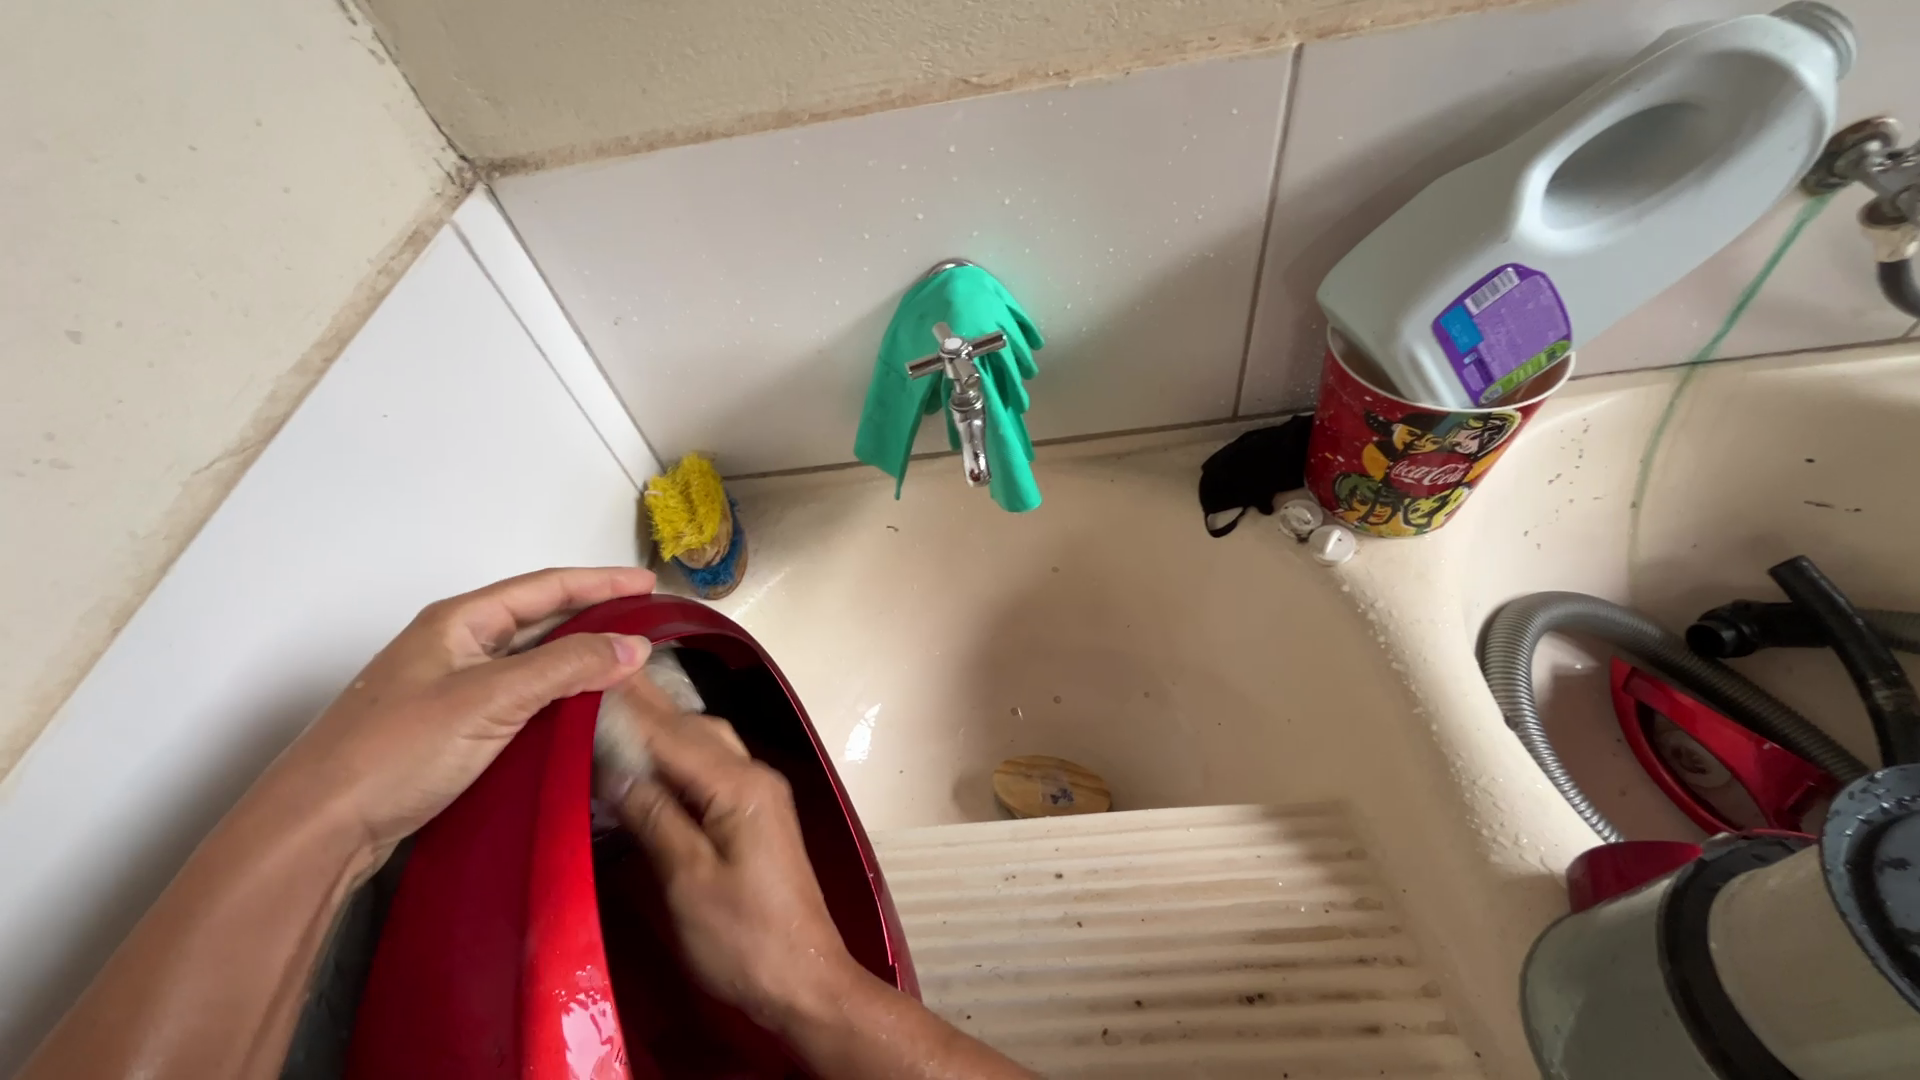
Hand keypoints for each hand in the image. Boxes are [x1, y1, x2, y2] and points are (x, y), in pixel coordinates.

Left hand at [274, 566, 657, 855]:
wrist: (317, 829)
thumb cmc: (400, 750)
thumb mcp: (492, 699)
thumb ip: (568, 667)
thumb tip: (637, 646)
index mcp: (460, 621)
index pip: (547, 586)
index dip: (602, 582)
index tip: (651, 585)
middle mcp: (457, 644)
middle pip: (540, 618)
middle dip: (595, 616)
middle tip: (647, 624)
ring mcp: (452, 686)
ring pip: (531, 659)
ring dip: (579, 657)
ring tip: (627, 663)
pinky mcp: (452, 725)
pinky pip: (521, 694)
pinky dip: (559, 693)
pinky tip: (584, 709)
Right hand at [596, 677, 861, 1032]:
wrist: (802, 977)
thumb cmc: (743, 937)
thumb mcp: (687, 880)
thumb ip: (654, 817)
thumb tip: (617, 771)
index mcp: (740, 786)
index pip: (675, 735)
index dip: (632, 709)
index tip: (596, 676)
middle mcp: (755, 777)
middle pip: (696, 730)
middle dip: (650, 707)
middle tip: (604, 680)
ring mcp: (759, 795)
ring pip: (708, 745)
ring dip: (666, 727)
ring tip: (622, 710)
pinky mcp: (756, 816)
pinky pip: (714, 769)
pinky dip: (680, 756)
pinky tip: (655, 761)